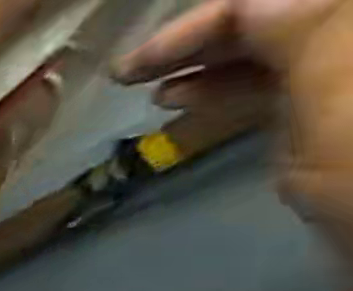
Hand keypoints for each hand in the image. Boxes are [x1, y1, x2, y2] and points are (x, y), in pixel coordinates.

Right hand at [118, 0, 352, 253]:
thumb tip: (252, 1)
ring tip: (151, 87)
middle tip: (135, 68)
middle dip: (221, 30)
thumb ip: (310, 26)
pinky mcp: (349, 105)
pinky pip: (291, 73)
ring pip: (292, 38)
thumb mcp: (342, 90)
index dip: (226, 11)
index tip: (143, 56)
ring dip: (218, 58)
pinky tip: (184, 98)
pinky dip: (236, 81)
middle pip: (301, 10)